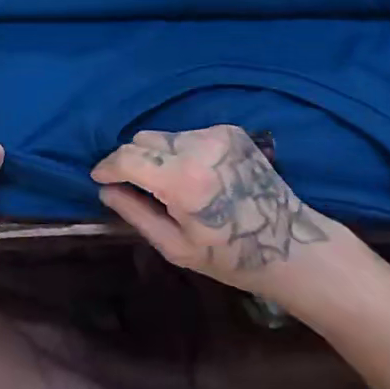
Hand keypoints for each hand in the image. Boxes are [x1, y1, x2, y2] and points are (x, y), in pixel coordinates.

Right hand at [91, 126, 346, 301]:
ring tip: (171, 186)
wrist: (290, 245)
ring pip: (165, 136)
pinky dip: (181, 151)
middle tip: (136, 188)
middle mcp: (198, 146)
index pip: (128, 157)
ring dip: (157, 156)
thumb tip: (106, 190)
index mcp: (184, 180)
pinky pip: (188, 135)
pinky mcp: (231, 131)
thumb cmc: (230, 257)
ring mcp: (217, 135)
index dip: (107, 166)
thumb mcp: (175, 246)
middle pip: (143, 139)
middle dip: (132, 161)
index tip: (99, 178)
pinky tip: (197, 177)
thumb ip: (136, 213)